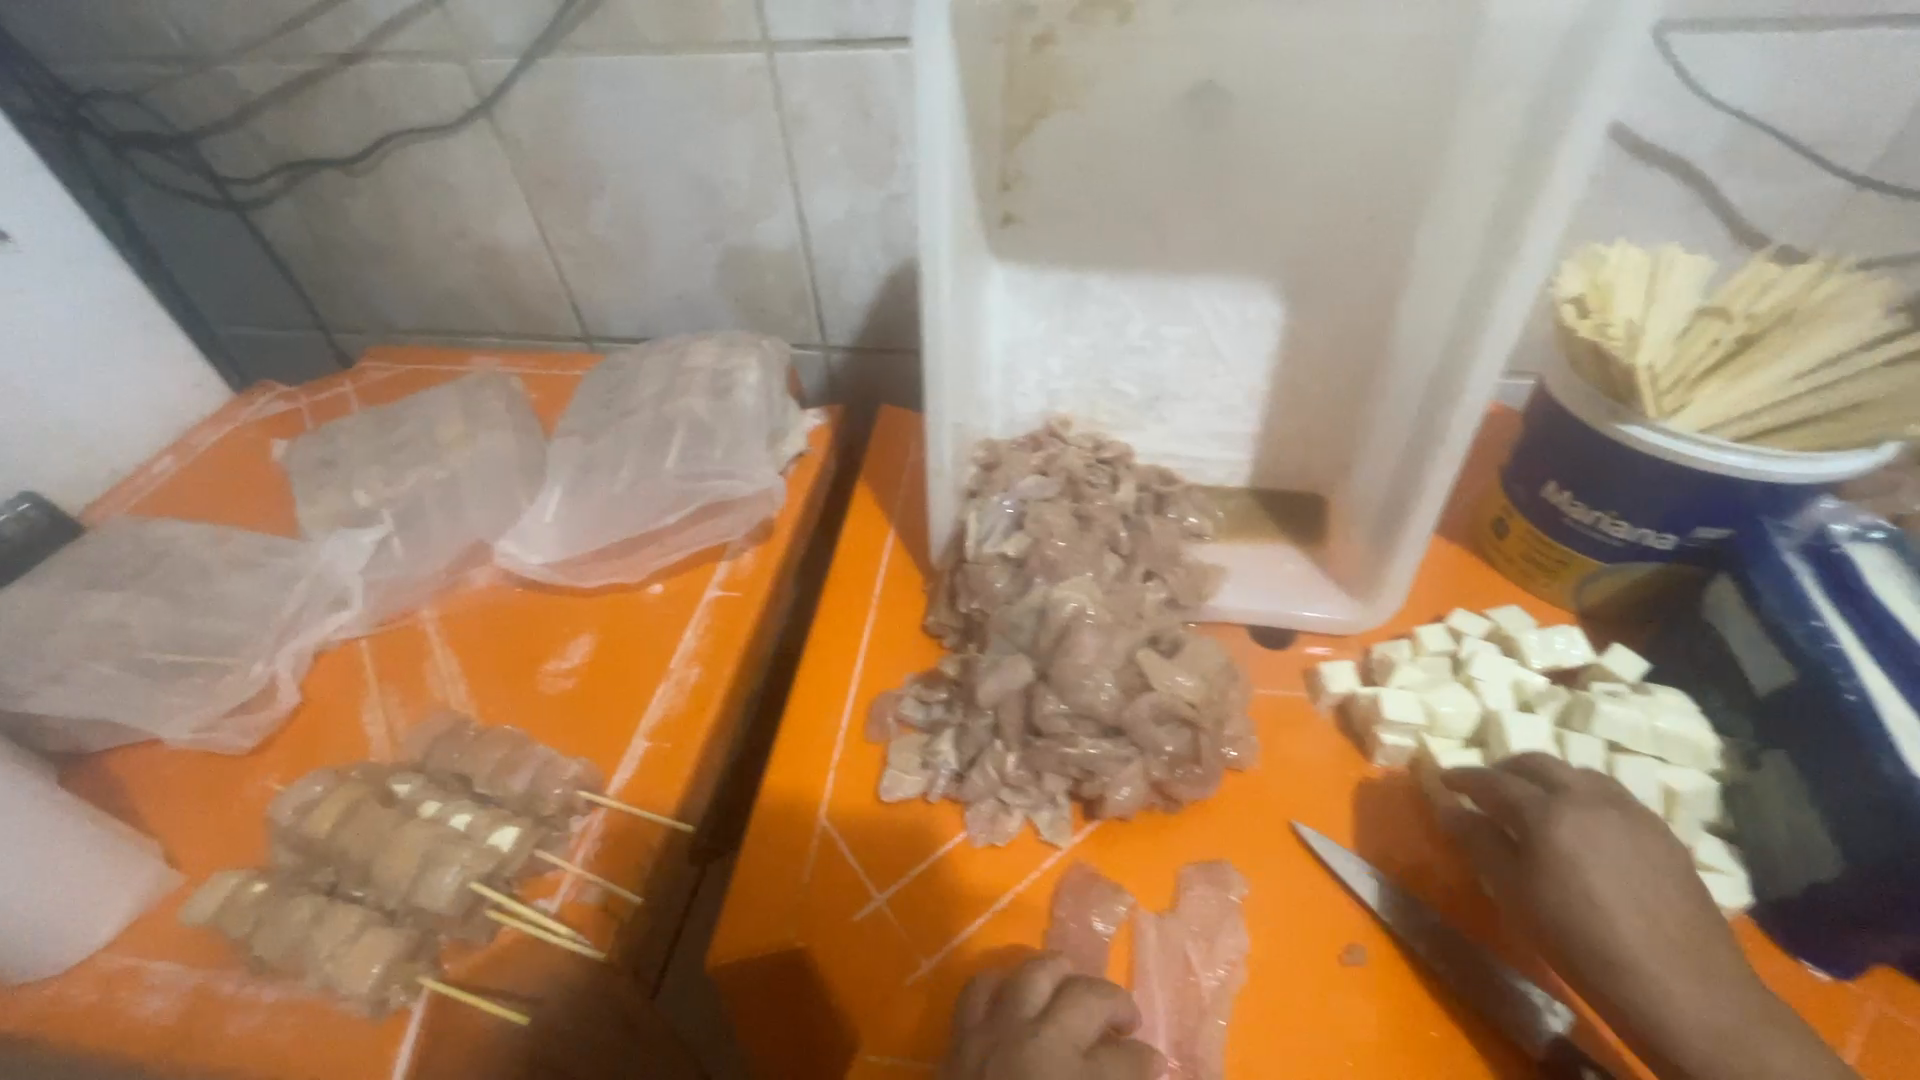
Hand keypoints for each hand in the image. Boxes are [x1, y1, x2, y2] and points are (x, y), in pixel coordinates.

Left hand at [941, 952, 1164, 1079]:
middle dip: (1117, 1004)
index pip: (1128, 1060)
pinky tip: (1018, 995)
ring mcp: (995, 1034)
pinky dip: (1003, 983)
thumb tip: (1142, 1073)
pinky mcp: (960, 1037)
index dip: (1148, 1061)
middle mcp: (1038, 1046)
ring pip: (1035, 972)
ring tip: (1076, 988)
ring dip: (1063, 974)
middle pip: (1088, 997)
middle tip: (1126, 1024)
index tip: (1154, 1064)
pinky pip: (981, 987)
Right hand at [1438, 755, 1854, 1079]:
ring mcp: (1631, 812)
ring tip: (1534, 807)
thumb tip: (1447, 804)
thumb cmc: (1578, 940)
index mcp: (1545, 810)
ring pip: (1578, 774)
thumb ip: (1476, 839)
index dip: (1459, 778)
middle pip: (1535, 763)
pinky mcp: (1663, 833)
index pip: (1489, 780)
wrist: (1681, 986)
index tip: (1440, 781)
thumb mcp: (1511, 892)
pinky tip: (1583, 831)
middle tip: (1483, 791)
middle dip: (1503, 770)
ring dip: (1546, 780)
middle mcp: (1588, 797)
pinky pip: (1612, 798)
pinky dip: (1583, 799)